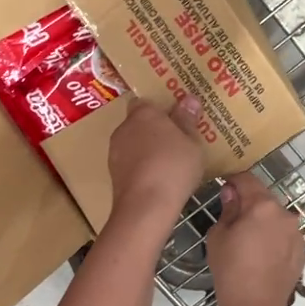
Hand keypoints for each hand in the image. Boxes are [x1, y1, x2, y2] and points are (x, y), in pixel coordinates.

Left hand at [108, 97, 205, 220]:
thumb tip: (188, 99)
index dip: (159, 109)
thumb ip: (187, 120)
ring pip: (133, 144)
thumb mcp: (191, 143)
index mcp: (144, 113)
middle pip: (139, 123)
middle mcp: (124, 127)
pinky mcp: (113, 174)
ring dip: (146, 150)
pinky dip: (141, 167)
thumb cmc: (174, 167)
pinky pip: (130, 163)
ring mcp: (115, 152)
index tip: (175, 118)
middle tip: (176, 141)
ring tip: (169, 163)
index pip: (146, 102)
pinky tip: (157, 179)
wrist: (145, 206)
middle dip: (154, 130)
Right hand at [206, 172, 304, 305]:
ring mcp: (297, 233)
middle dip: (249, 202)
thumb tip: (231, 193)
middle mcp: (284, 214)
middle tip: (233, 217)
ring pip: (276, 218)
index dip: (233, 180)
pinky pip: (285, 236)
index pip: (247, 179)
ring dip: (264, 221)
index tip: (223, 185)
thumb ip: (228, 209)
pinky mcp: (302, 250)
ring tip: (249, 240)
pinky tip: (262, 255)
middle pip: (264, 198)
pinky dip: (274, 238)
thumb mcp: (218, 235)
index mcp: (262, 205)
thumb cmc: (230, 268)